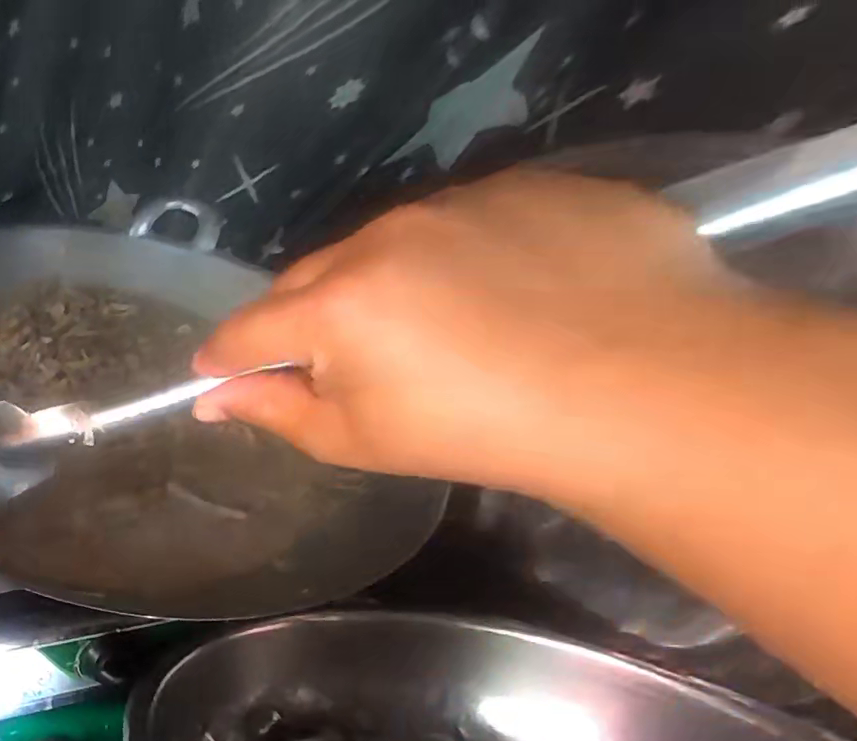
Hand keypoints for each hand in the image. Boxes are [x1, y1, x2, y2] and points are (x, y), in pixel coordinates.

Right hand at [191, 168, 814, 503]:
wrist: (647, 388)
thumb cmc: (471, 430)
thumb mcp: (350, 437)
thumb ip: (269, 409)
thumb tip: (209, 400)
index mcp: (331, 308)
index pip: (241, 331)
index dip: (220, 358)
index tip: (213, 374)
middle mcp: (379, 240)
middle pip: (297, 283)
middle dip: (292, 322)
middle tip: (328, 363)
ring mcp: (454, 205)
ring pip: (369, 247)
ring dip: (363, 285)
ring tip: (415, 328)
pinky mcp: (523, 187)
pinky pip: (446, 223)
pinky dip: (438, 257)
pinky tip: (481, 295)